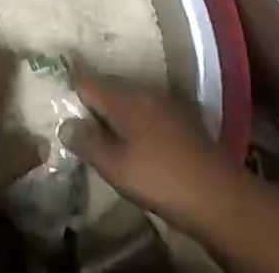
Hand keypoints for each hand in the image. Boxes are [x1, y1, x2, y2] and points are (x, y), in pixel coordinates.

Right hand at [62, 73, 245, 228]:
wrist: (220, 196)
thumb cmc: (160, 179)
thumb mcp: (116, 168)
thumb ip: (88, 144)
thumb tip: (65, 124)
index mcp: (124, 98)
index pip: (88, 81)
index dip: (72, 86)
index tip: (58, 93)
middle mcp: (145, 92)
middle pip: (111, 88)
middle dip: (94, 100)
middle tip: (79, 118)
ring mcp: (167, 104)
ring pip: (132, 99)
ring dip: (117, 111)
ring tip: (106, 131)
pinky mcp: (184, 119)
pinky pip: (150, 111)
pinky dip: (138, 120)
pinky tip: (138, 140)